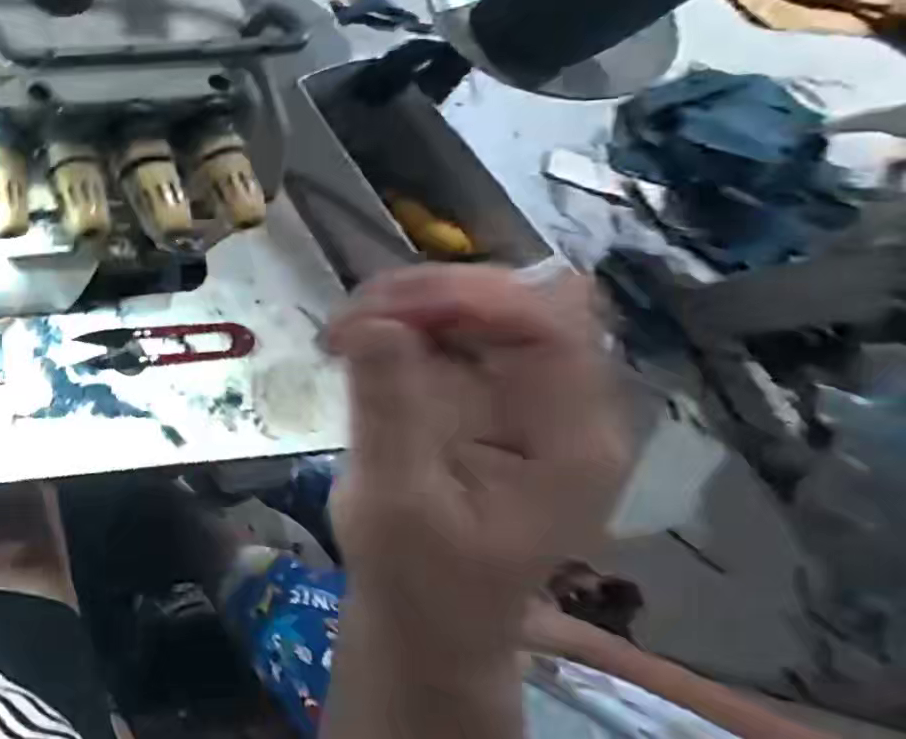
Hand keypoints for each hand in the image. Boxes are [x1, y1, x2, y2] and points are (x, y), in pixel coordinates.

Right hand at [324, 266, 629, 664]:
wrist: (424, 615)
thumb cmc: (418, 574)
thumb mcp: (396, 498)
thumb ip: (390, 410)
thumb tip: (372, 320)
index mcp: (568, 439)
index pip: (548, 327)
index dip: (469, 297)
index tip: (380, 311)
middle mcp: (555, 403)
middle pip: (512, 301)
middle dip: (427, 294)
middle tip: (348, 322)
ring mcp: (514, 393)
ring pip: (474, 304)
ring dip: (404, 302)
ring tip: (341, 334)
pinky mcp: (473, 391)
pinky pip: (443, 328)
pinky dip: (394, 320)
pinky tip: (352, 342)